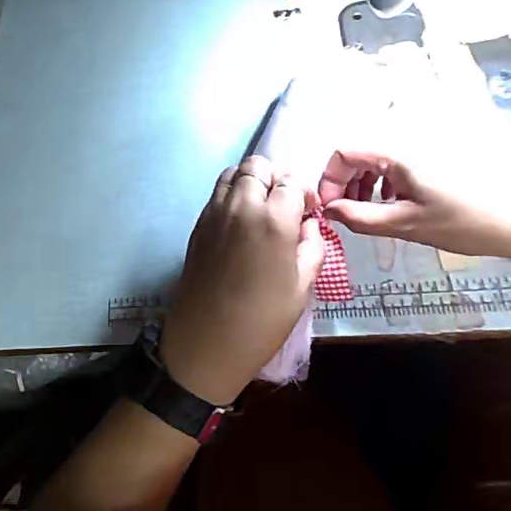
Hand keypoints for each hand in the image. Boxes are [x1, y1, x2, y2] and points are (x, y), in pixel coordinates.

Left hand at [161, 155, 324, 404]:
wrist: (206, 343)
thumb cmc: (262, 320)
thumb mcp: (302, 286)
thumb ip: (312, 246)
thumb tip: (308, 226)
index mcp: (273, 219)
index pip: (292, 181)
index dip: (304, 194)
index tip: (308, 214)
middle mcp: (241, 205)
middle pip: (258, 166)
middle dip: (276, 178)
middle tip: (284, 206)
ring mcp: (214, 213)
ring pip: (233, 173)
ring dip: (251, 182)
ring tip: (261, 211)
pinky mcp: (198, 225)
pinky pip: (217, 194)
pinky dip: (232, 196)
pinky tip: (241, 225)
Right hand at [318, 148, 510, 266]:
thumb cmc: (465, 221)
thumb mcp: (407, 225)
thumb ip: (361, 218)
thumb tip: (329, 211)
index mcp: (396, 152)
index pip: (342, 152)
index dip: (329, 180)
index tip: (330, 209)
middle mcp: (406, 141)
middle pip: (358, 155)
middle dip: (345, 185)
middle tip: (348, 216)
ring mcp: (422, 149)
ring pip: (376, 161)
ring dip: (364, 186)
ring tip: (372, 215)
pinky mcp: (435, 160)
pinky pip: (396, 166)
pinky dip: (385, 185)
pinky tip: (396, 208)